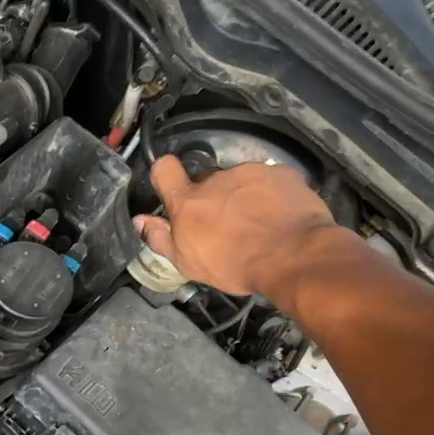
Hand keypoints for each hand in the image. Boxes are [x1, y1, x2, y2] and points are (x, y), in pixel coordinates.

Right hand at [135, 155, 348, 296]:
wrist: (293, 255)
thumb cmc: (234, 264)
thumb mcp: (187, 262)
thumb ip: (160, 238)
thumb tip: (140, 221)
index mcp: (188, 202)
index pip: (164, 170)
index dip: (165, 174)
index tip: (171, 185)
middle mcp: (215, 179)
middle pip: (206, 180)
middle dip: (211, 196)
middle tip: (223, 223)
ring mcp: (249, 172)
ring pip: (238, 180)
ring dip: (240, 195)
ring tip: (255, 222)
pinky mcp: (280, 172)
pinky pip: (267, 180)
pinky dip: (268, 193)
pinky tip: (276, 215)